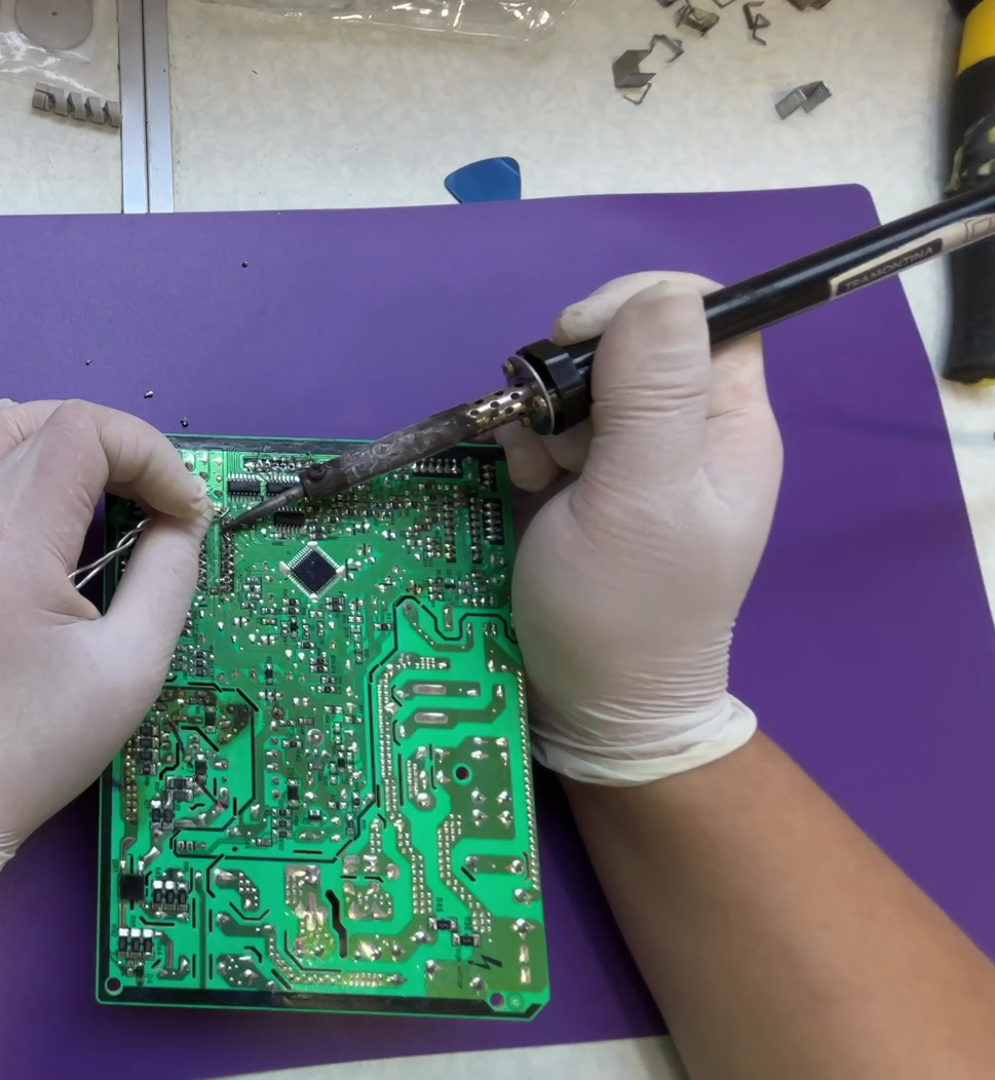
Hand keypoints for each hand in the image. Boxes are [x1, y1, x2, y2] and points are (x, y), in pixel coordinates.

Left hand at [0, 399, 212, 944]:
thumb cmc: (41, 739)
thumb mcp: (133, 666)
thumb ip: (169, 573)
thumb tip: (182, 517)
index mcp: (14, 538)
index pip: (84, 431)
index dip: (150, 455)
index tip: (183, 514)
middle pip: (53, 423)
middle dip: (125, 453)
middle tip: (160, 510)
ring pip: (6, 426)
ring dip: (71, 440)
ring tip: (112, 488)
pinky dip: (10, 446)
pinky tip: (41, 473)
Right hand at [495, 274, 782, 784]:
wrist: (586, 690)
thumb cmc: (623, 601)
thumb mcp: (641, 497)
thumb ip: (651, 396)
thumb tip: (656, 295)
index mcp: (721, 425)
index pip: (702, 318)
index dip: (638, 307)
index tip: (570, 335)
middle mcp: (675, 433)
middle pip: (625, 348)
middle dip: (570, 369)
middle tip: (543, 420)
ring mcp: (618, 461)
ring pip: (574, 389)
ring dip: (537, 412)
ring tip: (530, 467)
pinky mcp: (568, 485)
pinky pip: (542, 432)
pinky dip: (520, 441)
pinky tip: (518, 478)